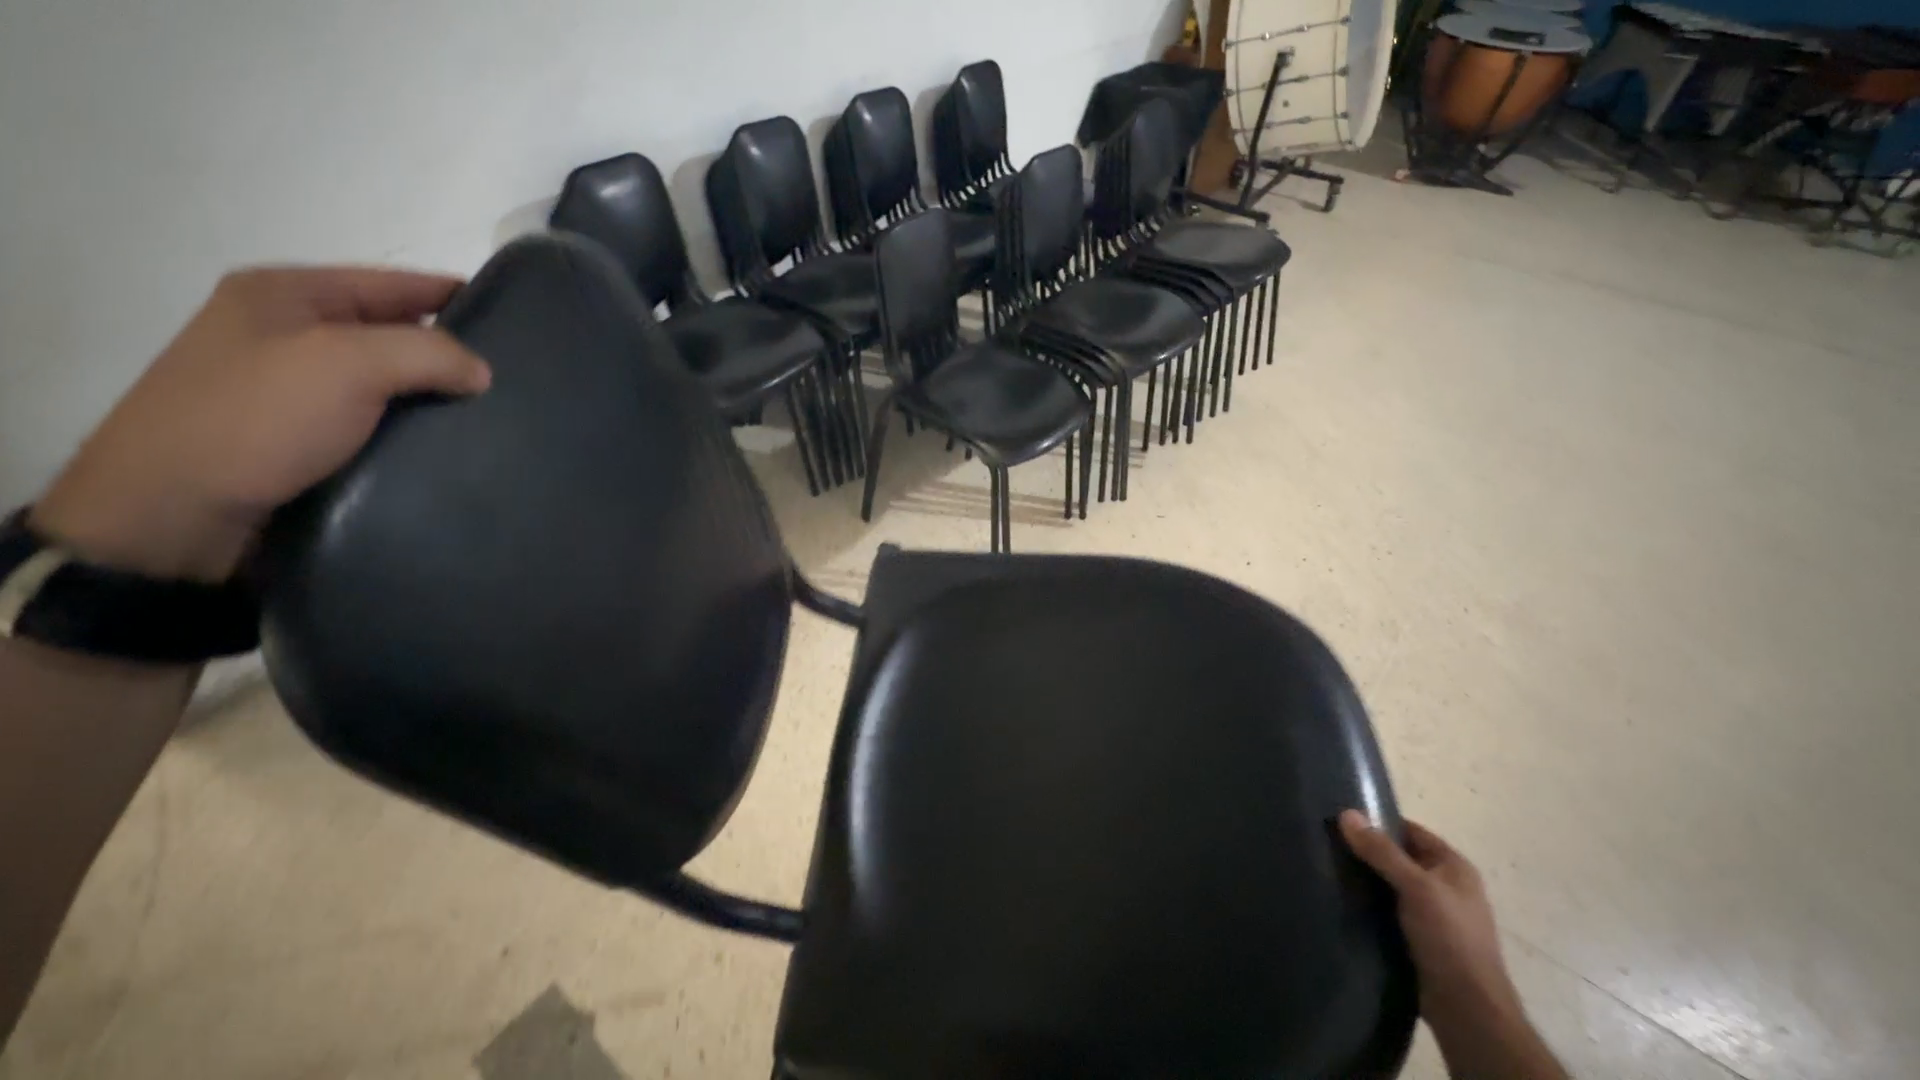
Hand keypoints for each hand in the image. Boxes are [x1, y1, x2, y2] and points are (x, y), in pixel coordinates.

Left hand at [30, 268, 490, 582]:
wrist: (173, 515)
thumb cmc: (256, 419)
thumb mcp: (349, 364)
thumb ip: (429, 353)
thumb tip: (481, 372)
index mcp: (284, 295)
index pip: (390, 282)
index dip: (451, 293)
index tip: (511, 314)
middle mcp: (284, 335)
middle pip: (389, 334)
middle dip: (446, 355)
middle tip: (510, 379)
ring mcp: (288, 393)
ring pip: (384, 387)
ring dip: (430, 403)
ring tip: (491, 420)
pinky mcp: (298, 445)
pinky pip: (370, 429)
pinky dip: (407, 437)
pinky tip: (447, 452)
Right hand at [1340, 811, 1515, 1020]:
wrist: (1466, 1007)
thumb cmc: (1449, 938)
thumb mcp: (1416, 888)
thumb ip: (1382, 852)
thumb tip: (1346, 814)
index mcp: (1453, 867)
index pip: (1411, 831)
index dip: (1379, 822)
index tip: (1340, 820)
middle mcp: (1444, 886)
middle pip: (1397, 858)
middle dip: (1366, 852)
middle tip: (1325, 845)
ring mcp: (1430, 914)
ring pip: (1389, 886)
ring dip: (1363, 881)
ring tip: (1324, 870)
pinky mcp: (1415, 938)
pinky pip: (1385, 912)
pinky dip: (1366, 906)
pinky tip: (1340, 903)